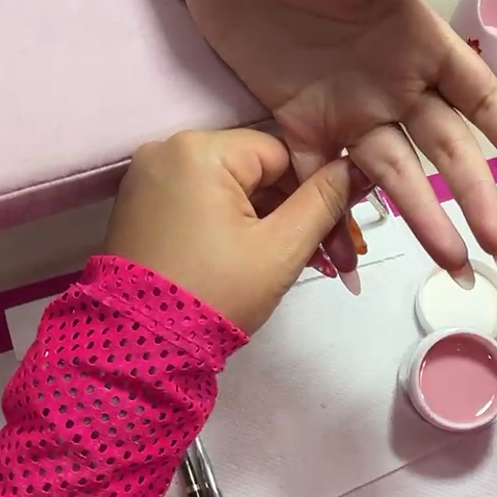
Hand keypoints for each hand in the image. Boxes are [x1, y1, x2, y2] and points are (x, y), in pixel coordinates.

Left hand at [103, 129, 360, 332]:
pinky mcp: (141, 207)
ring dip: (267, 223)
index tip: (335, 233)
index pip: (282, 154)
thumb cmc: (218, 292)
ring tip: (296, 265)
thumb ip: (324, 201)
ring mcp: (148, 179)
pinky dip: (232, 226)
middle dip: (293, 214)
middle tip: (326, 258)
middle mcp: (167, 150)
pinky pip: (202, 204)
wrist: (144, 346)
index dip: (314, 192)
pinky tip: (255, 260)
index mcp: (200, 150)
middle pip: (256, 171)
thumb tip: (355, 166)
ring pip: (232, 190)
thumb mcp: (282, 247)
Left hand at [178, 0, 496, 283]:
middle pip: (446, 152)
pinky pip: (322, 186)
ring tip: (453, 266)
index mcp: (418, 43)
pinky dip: (337, 225)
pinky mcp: (303, 130)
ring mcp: (350, 114)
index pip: (479, 98)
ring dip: (425, 223)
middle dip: (476, 200)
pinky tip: (356, 266)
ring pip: (396, 178)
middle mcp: (393, 88)